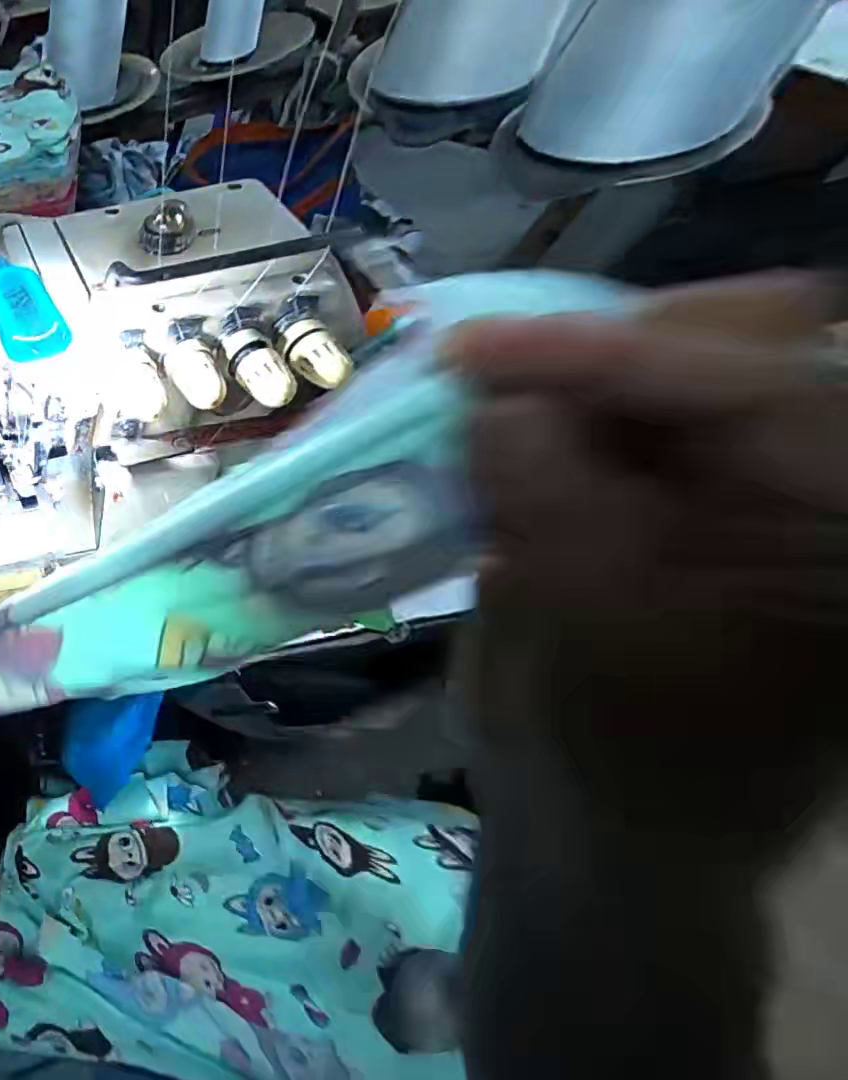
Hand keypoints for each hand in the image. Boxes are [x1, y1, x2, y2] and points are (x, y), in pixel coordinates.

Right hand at [447, 270, 847, 833]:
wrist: (596, 804)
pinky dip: (505, 422)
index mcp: (844, 517)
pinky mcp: (621, 502)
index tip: (471, 348)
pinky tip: (450, 431)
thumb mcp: (592, 633)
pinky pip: (570, 431)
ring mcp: (703, 486)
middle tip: (464, 368)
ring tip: (445, 392)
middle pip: (719, 352)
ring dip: (537, 379)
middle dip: (587, 347)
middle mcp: (791, 480)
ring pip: (633, 383)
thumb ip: (556, 510)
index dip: (611, 354)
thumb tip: (494, 405)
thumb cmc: (621, 744)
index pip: (760, 389)